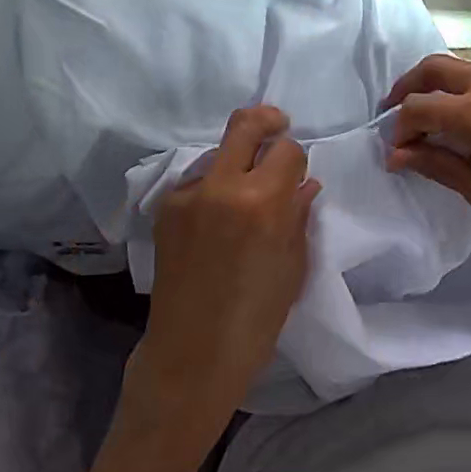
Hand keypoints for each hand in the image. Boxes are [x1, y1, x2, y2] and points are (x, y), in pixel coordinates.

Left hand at [58, 109, 318, 471]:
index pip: (286, 148)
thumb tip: (304, 182)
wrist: (192, 352)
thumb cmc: (256, 319)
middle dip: (266, 120)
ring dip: (236, 162)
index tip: (297, 173)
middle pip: (244, 124)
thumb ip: (298, 215)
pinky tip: (215, 224)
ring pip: (218, 153)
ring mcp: (187, 193)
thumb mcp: (293, 266)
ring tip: (242, 196)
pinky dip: (212, 190)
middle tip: (277, 126)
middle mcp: (221, 185)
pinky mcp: (166, 206)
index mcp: (261, 202)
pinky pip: (197, 182)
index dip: (296, 158)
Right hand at [382, 54, 470, 286]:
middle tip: (397, 116)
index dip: (400, 129)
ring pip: (466, 70)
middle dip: (409, 88)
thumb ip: (437, 165)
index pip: (419, 106)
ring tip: (435, 122)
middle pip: (436, 68)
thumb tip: (397, 155)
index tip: (397, 154)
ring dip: (441, 88)